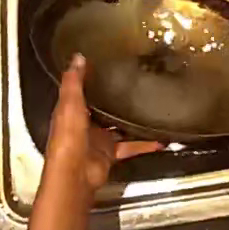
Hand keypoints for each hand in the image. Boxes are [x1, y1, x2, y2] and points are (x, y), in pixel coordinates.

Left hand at [43, 55, 162, 200]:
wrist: (75, 173)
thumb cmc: (69, 136)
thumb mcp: (70, 103)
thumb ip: (74, 81)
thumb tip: (78, 56)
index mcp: (71, 111)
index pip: (81, 92)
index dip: (91, 80)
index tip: (107, 66)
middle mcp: (84, 124)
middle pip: (101, 109)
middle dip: (115, 100)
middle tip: (136, 85)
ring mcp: (98, 140)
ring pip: (118, 127)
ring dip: (132, 121)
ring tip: (151, 108)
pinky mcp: (110, 153)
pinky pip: (130, 146)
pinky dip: (144, 144)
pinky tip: (159, 138)